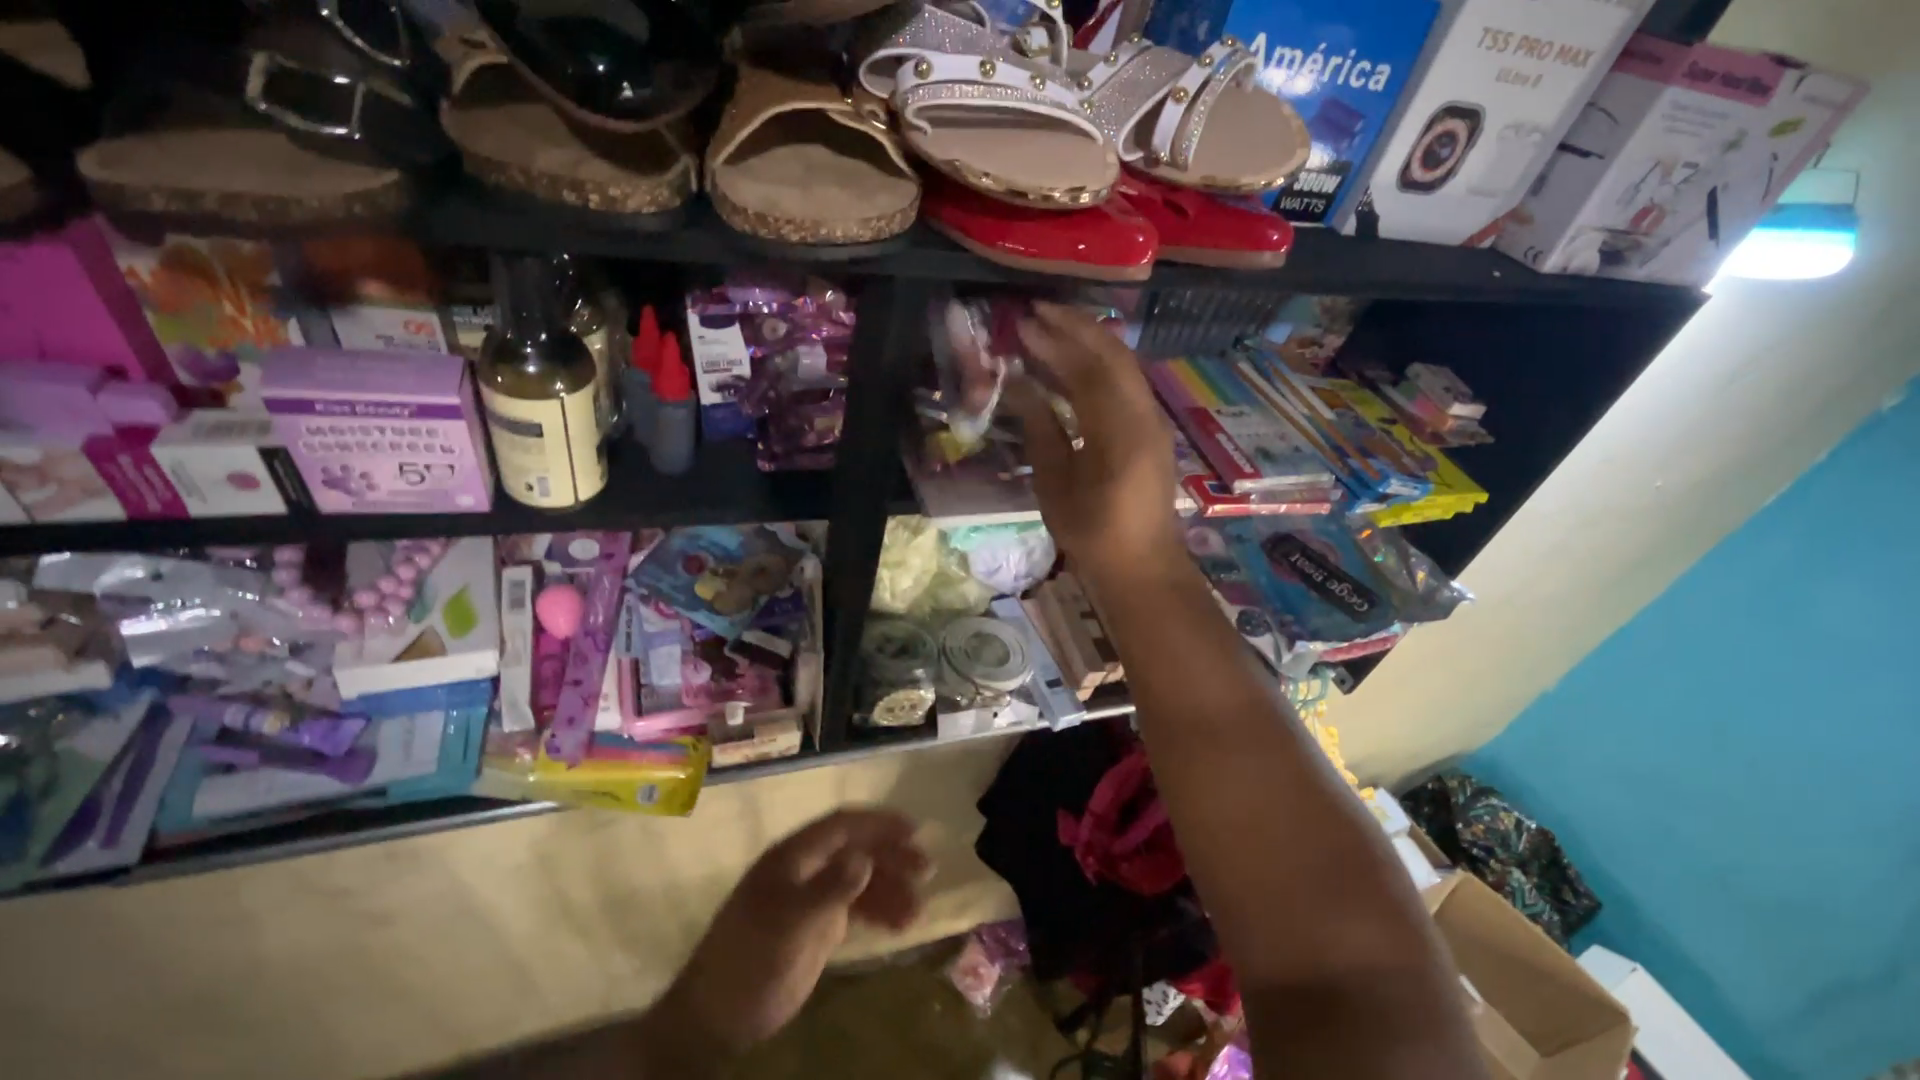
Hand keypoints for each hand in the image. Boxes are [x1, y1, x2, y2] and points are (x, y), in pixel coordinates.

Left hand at [643, 809, 928, 1067]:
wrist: (718, 1016)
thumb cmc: (750, 961)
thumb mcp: (790, 925)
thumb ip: (829, 889)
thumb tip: (865, 857)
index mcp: (791, 858)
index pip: (841, 826)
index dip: (877, 824)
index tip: (914, 831)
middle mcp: (803, 870)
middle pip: (855, 850)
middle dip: (891, 856)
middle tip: (926, 869)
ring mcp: (809, 898)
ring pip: (859, 880)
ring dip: (890, 888)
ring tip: (917, 911)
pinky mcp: (815, 927)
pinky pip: (855, 907)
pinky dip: (878, 910)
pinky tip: (899, 925)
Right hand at [1005, 301, 1183, 585]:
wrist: (1142, 565)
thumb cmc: (1092, 533)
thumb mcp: (1055, 485)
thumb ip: (1040, 428)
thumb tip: (1019, 384)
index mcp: (1119, 432)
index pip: (1087, 369)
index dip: (1054, 341)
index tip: (1022, 322)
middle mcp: (1144, 416)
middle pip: (1112, 356)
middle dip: (1075, 328)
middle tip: (1036, 311)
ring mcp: (1152, 420)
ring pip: (1123, 365)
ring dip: (1088, 342)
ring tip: (1051, 328)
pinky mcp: (1151, 428)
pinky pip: (1126, 382)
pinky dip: (1099, 364)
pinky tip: (1073, 363)